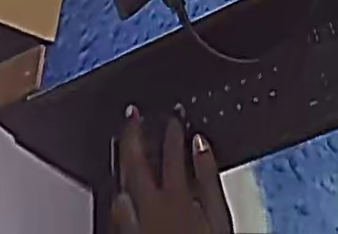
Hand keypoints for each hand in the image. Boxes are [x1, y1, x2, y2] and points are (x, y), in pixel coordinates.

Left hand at [113, 107, 231, 233]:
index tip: (173, 116)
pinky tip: (120, 190)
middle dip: (132, 133)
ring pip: (121, 182)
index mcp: (175, 196)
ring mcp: (135, 224)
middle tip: (132, 114)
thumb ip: (209, 178)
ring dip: (122, 161)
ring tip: (122, 142)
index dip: (171, 129)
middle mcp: (150, 206)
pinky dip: (119, 194)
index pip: (171, 151)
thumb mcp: (220, 220)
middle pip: (135, 159)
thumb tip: (201, 143)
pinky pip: (117, 210)